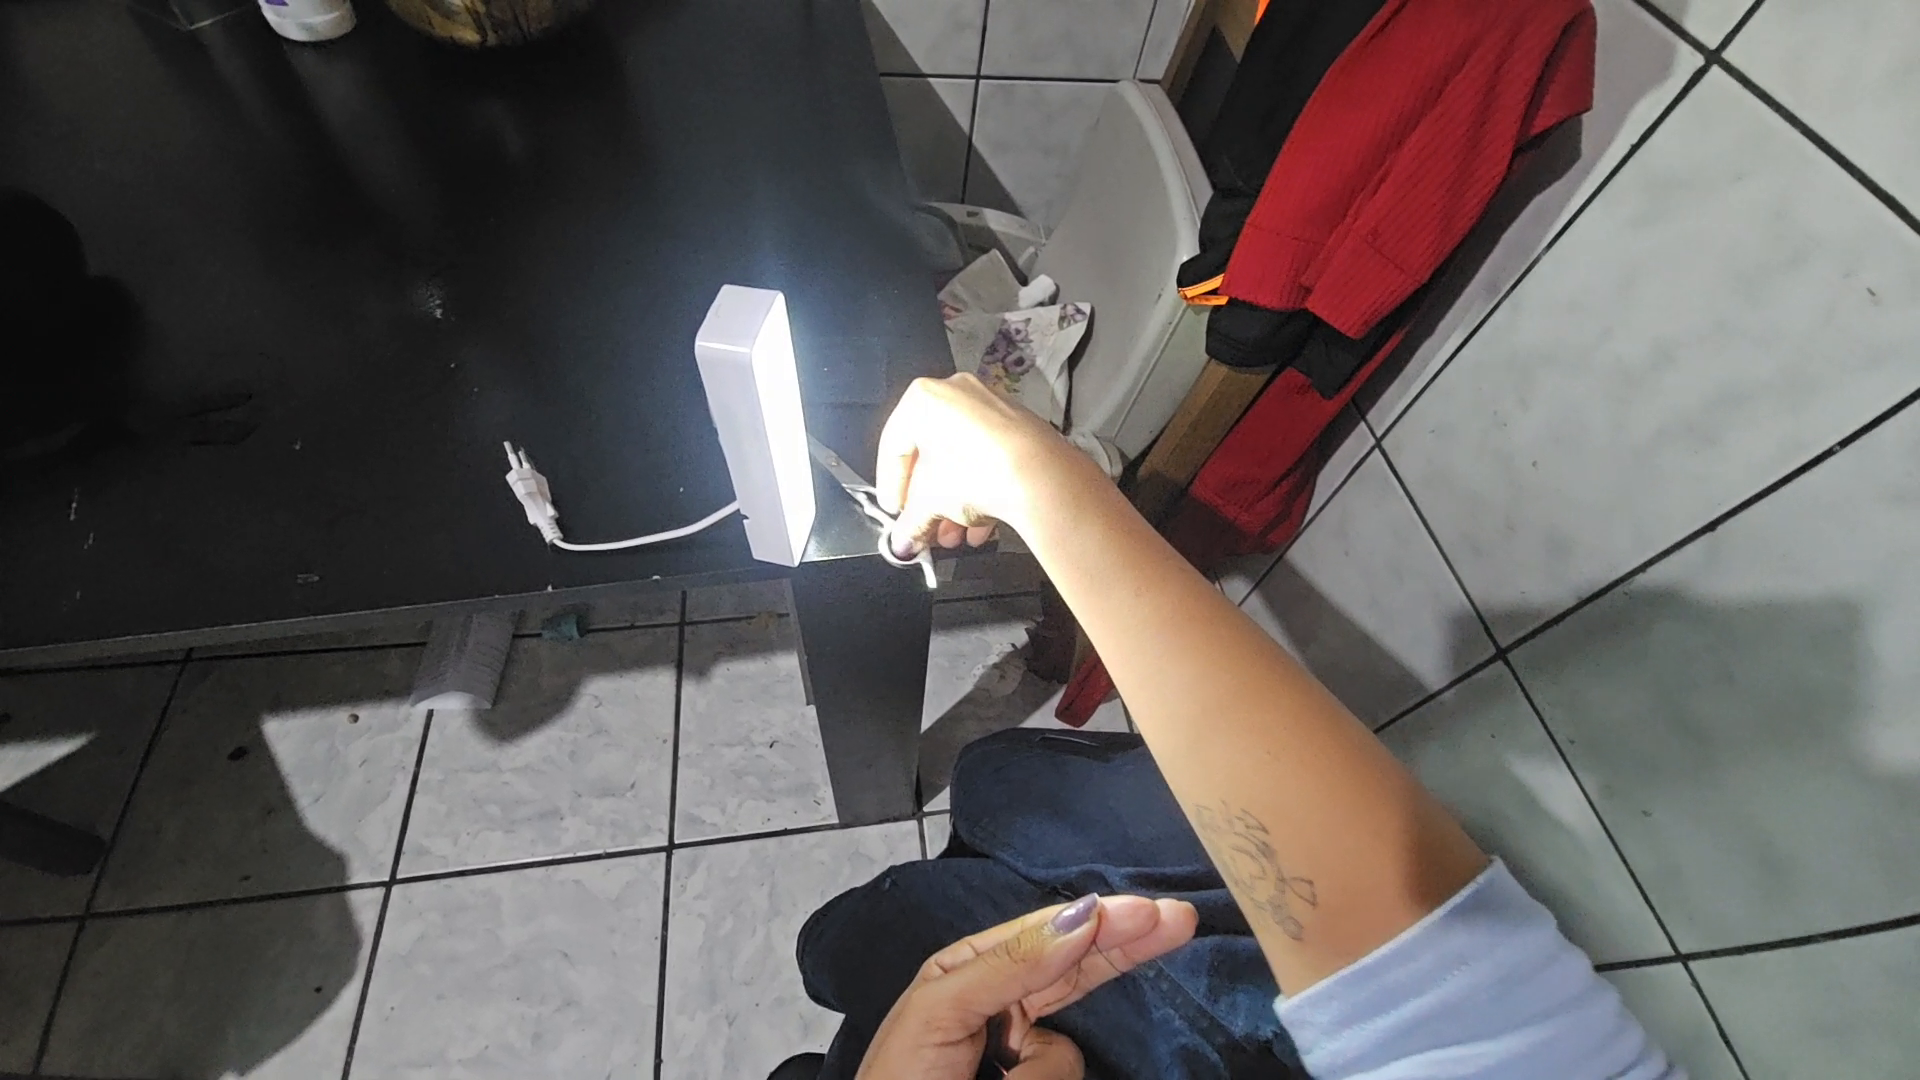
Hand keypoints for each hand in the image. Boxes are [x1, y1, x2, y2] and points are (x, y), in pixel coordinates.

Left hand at [855, 893, 1197, 1079]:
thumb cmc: (902, 1073)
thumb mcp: (944, 1006)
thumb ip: (1013, 962)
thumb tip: (1079, 916)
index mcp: (978, 967)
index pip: (1048, 935)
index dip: (1100, 921)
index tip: (1148, 913)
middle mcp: (1008, 1003)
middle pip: (1077, 969)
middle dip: (1125, 945)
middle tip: (1177, 920)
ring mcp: (1025, 1055)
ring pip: (1067, 1052)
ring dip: (1036, 1074)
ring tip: (994, 1079)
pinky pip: (1062, 1076)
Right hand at [875, 374, 1089, 555]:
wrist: (1041, 476)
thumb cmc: (977, 472)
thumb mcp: (929, 503)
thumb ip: (909, 521)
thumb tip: (904, 537)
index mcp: (924, 398)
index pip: (894, 447)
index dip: (890, 487)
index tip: (894, 513)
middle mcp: (957, 393)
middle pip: (931, 455)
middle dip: (926, 500)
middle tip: (923, 527)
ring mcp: (992, 409)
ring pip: (962, 460)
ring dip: (953, 502)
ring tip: (952, 536)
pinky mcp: (1019, 429)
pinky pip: (989, 460)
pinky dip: (980, 491)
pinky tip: (978, 526)